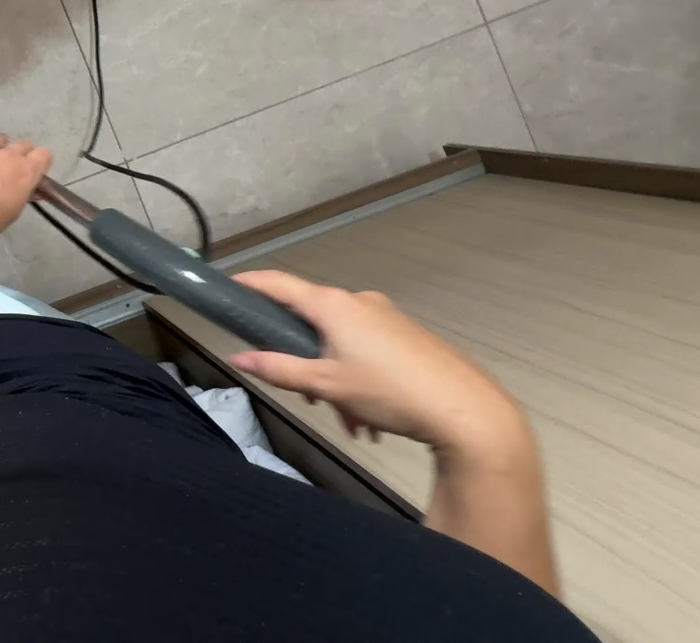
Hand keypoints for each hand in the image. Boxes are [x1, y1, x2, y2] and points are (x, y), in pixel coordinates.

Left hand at [0, 125, 52, 240]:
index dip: (42, 160)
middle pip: (22, 144)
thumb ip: (23, 194)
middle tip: (16, 164)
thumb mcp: (15, 210)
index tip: (37, 168)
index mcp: (27, 171)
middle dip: (22, 152)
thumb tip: (28, 190)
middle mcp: (9, 155)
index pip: (44, 155)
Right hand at [227, 271, 528, 455]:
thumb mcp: (326, 385)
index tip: (227, 285)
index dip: (248, 282)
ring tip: (348, 418)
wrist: (472, 415)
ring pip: (339, 338)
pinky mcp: (408, 335)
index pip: (277, 283)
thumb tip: (237, 359)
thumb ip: (278, 369)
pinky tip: (370, 412)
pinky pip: (366, 346)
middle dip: (299, 355)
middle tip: (303, 392)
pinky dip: (357, 373)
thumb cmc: (391, 393)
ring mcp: (386, 315)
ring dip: (332, 373)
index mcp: (332, 305)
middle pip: (309, 317)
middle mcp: (358, 301)